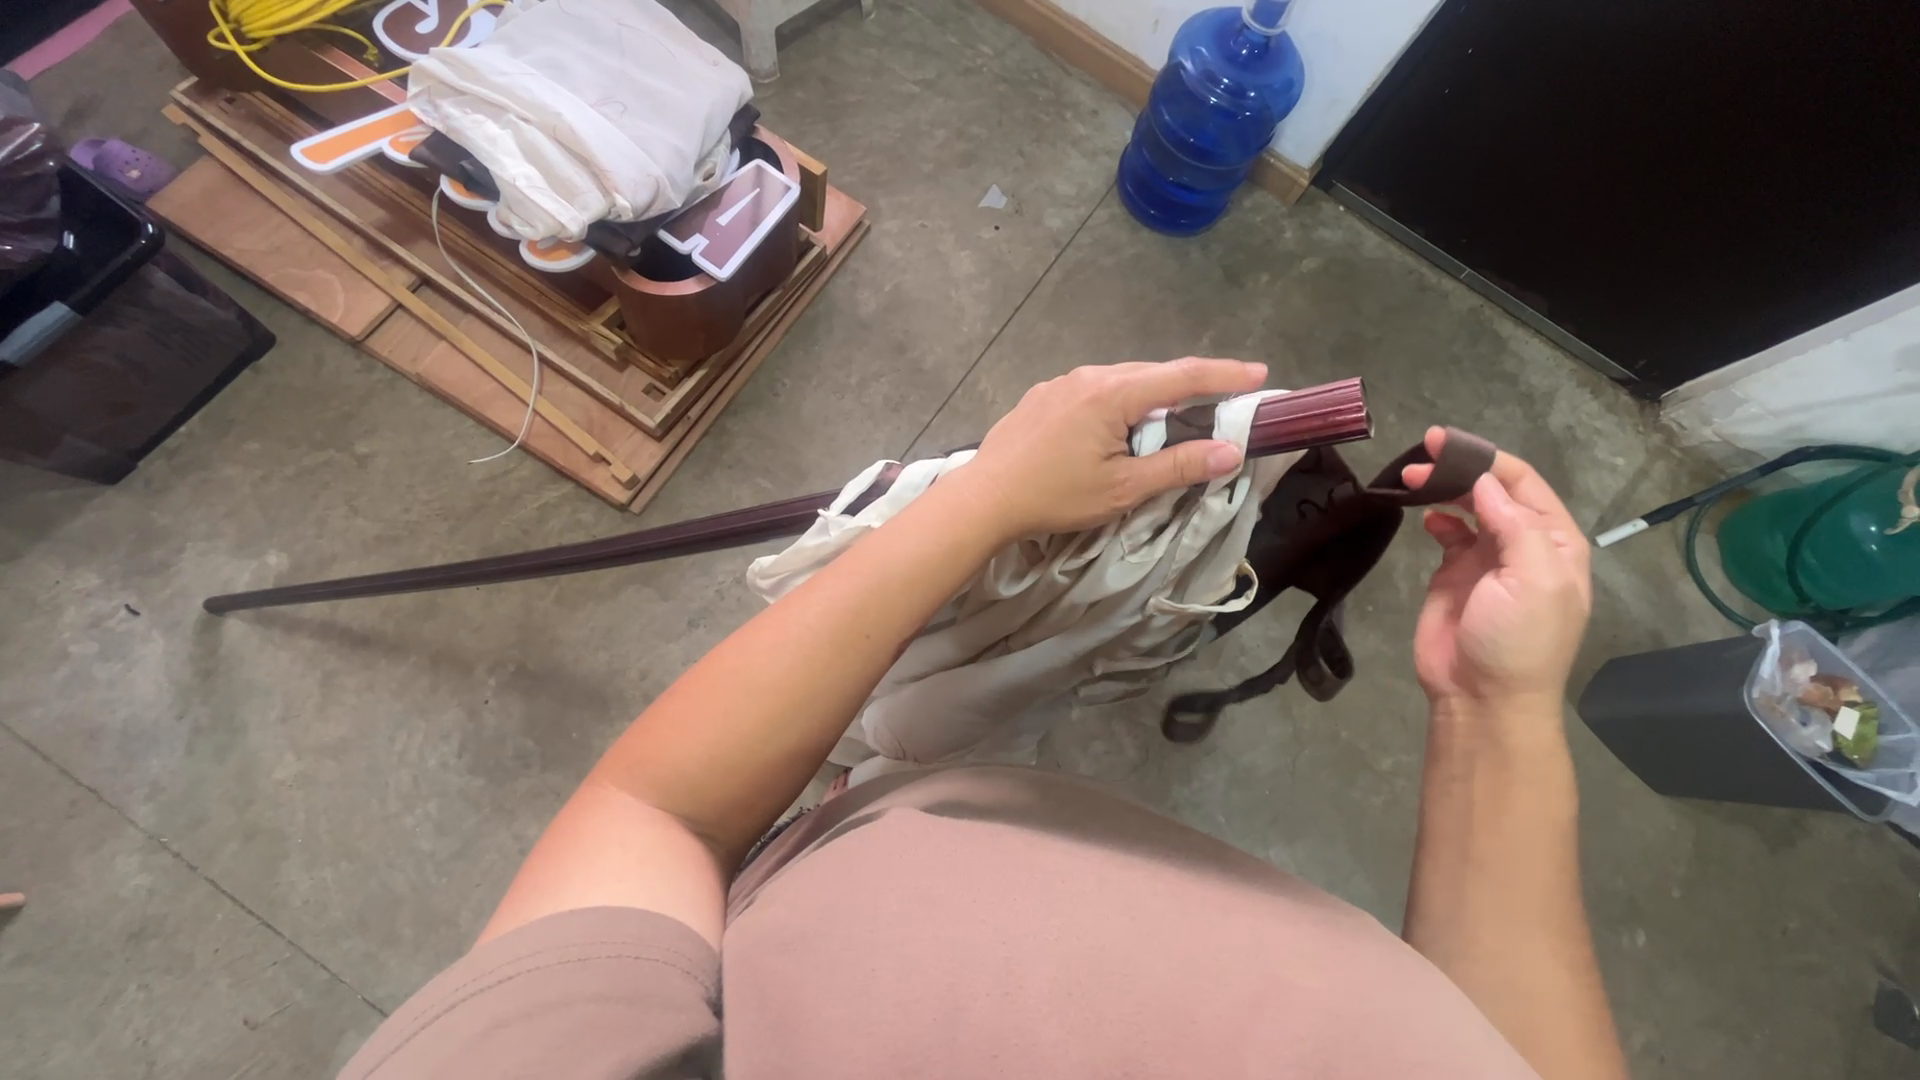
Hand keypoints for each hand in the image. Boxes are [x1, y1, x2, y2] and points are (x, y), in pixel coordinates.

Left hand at [957, 358, 1267, 539]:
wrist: (984, 498)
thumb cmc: (1055, 496)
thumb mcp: (1122, 489)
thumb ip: (1177, 467)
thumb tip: (1230, 452)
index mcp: (1113, 393)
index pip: (1182, 376)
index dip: (1225, 375)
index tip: (1259, 374)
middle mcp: (1088, 377)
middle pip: (1151, 374)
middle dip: (1189, 385)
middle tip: (1221, 400)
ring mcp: (1060, 384)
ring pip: (1120, 381)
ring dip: (1150, 395)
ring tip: (1170, 417)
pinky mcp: (1041, 397)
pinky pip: (1092, 390)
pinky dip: (1117, 401)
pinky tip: (1115, 425)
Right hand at [1401, 429, 1591, 717]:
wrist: (1482, 694)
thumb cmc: (1519, 639)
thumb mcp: (1534, 580)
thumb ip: (1514, 526)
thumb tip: (1484, 482)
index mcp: (1554, 543)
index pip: (1523, 486)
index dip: (1489, 459)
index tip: (1449, 442)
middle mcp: (1522, 544)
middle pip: (1493, 492)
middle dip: (1460, 468)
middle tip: (1422, 452)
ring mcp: (1485, 559)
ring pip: (1466, 509)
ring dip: (1442, 489)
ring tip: (1411, 477)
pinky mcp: (1452, 575)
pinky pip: (1446, 535)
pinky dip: (1435, 519)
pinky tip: (1423, 516)